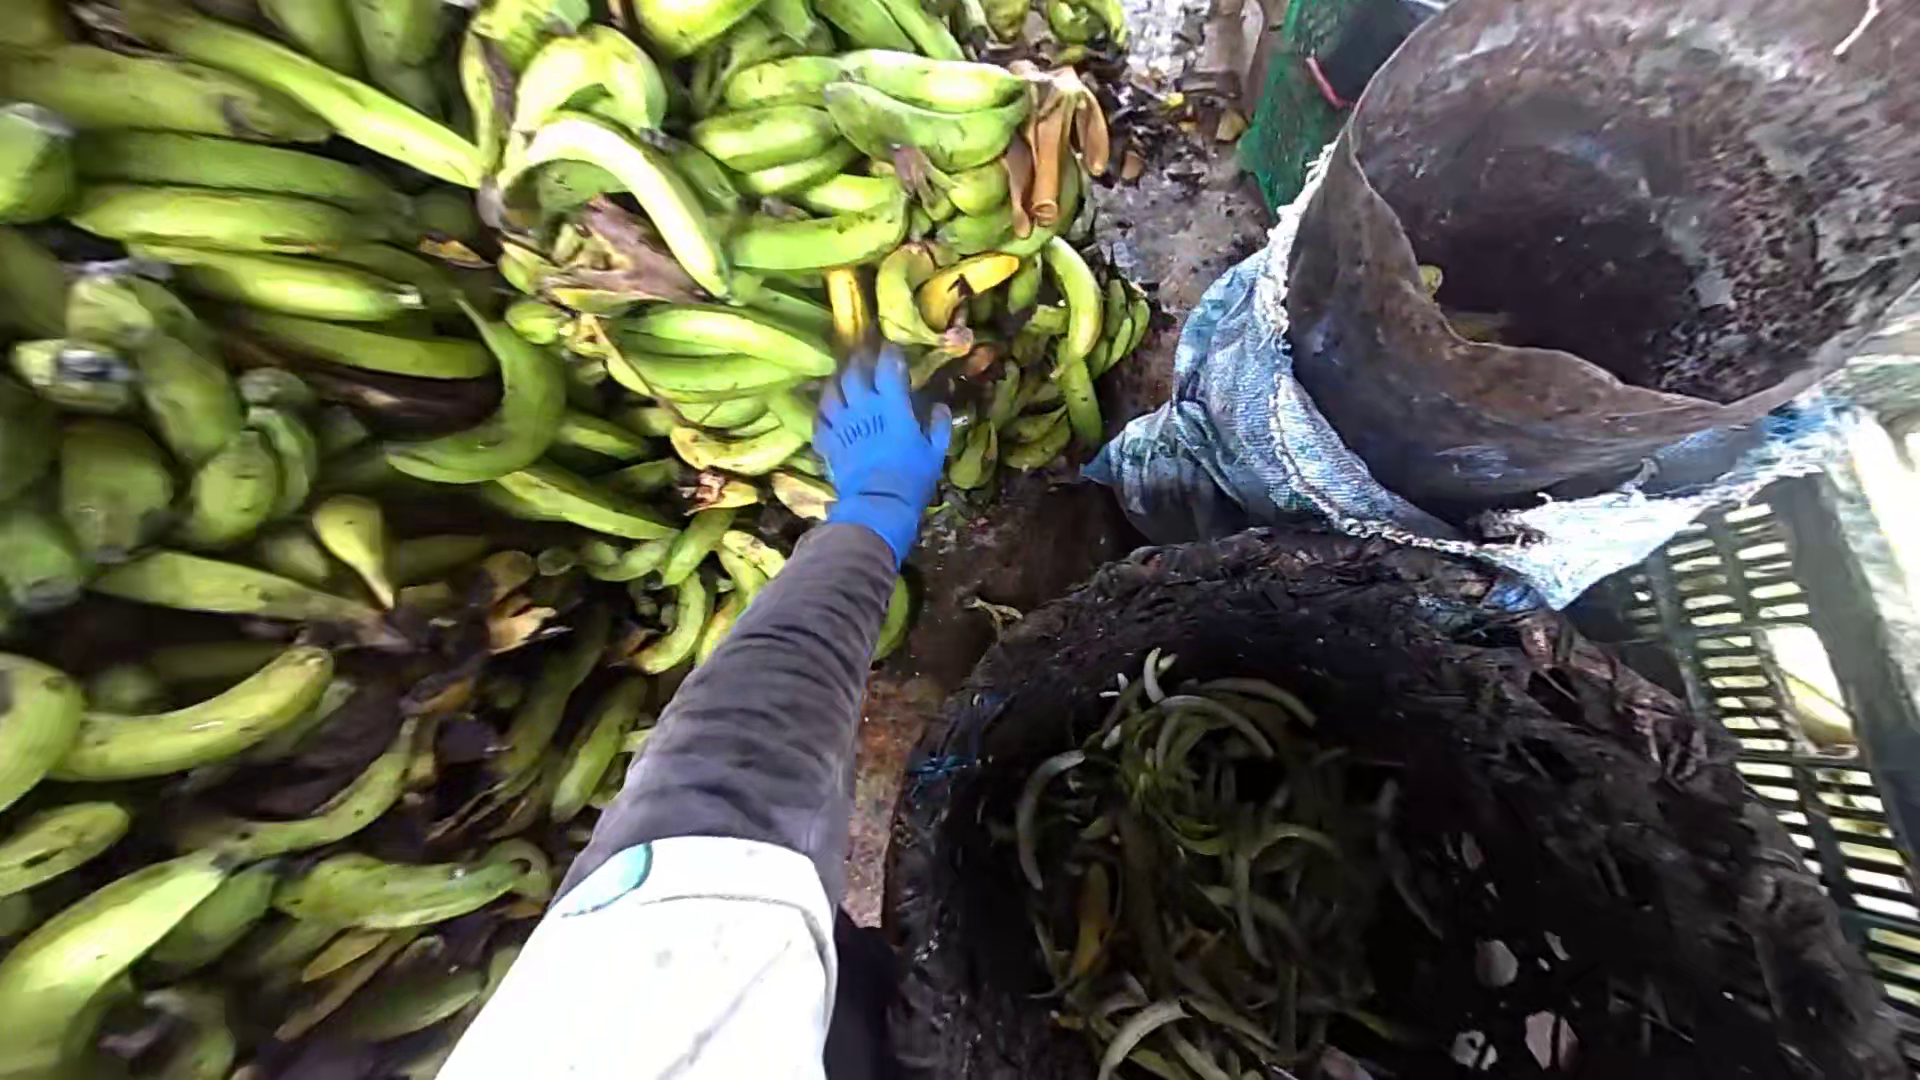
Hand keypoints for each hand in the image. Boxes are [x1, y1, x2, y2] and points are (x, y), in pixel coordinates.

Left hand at [815, 346, 951, 566]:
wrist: (878, 506)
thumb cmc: (912, 479)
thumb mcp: (935, 453)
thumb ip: (938, 426)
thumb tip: (939, 406)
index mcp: (891, 406)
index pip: (887, 367)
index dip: (890, 354)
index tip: (893, 349)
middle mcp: (862, 407)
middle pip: (855, 371)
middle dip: (861, 359)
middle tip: (866, 356)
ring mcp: (842, 424)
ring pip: (832, 390)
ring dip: (838, 379)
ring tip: (844, 377)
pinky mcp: (829, 442)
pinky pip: (819, 418)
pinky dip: (823, 410)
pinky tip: (828, 409)